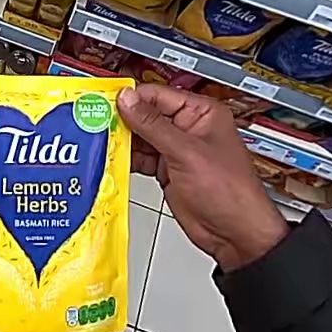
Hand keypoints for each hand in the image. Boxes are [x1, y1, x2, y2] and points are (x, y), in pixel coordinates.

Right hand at [117, 83, 287, 271]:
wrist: (236, 236)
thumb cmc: (231, 193)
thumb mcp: (186, 153)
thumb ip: (153, 125)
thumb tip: (128, 100)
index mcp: (201, 113)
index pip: (157, 95)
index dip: (131, 98)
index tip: (105, 101)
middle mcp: (187, 128)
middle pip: (145, 115)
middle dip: (122, 120)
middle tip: (95, 121)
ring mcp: (176, 150)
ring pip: (140, 137)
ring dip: (121, 141)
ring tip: (99, 140)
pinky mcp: (167, 170)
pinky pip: (141, 158)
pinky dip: (127, 159)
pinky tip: (112, 159)